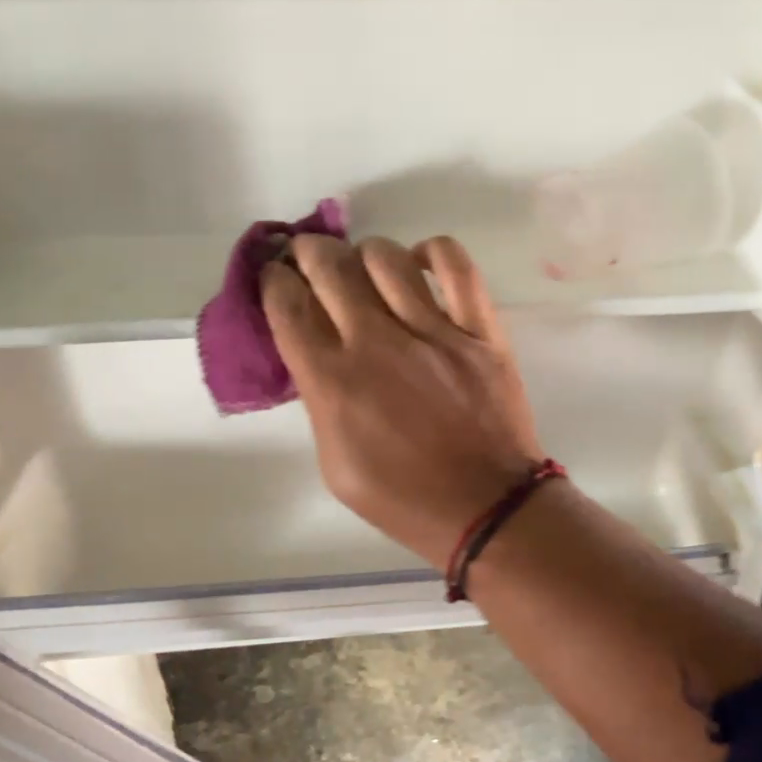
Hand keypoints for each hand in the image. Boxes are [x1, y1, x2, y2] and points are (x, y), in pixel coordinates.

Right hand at [263, 234, 543, 566]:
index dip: (274, 281)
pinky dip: (434, 252)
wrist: (486, 509)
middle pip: (330, 266)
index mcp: (334, 381)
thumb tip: (318, 353)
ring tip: (367, 270)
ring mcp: (434, 332)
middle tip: (313, 262)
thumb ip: (320, 401)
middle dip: (310, 254)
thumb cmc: (404, 498)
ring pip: (387, 257)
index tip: (278, 279)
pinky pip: (457, 266)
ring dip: (365, 254)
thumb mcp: (335, 465)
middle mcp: (377, 343)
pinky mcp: (481, 330)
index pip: (287, 303)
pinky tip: (421, 265)